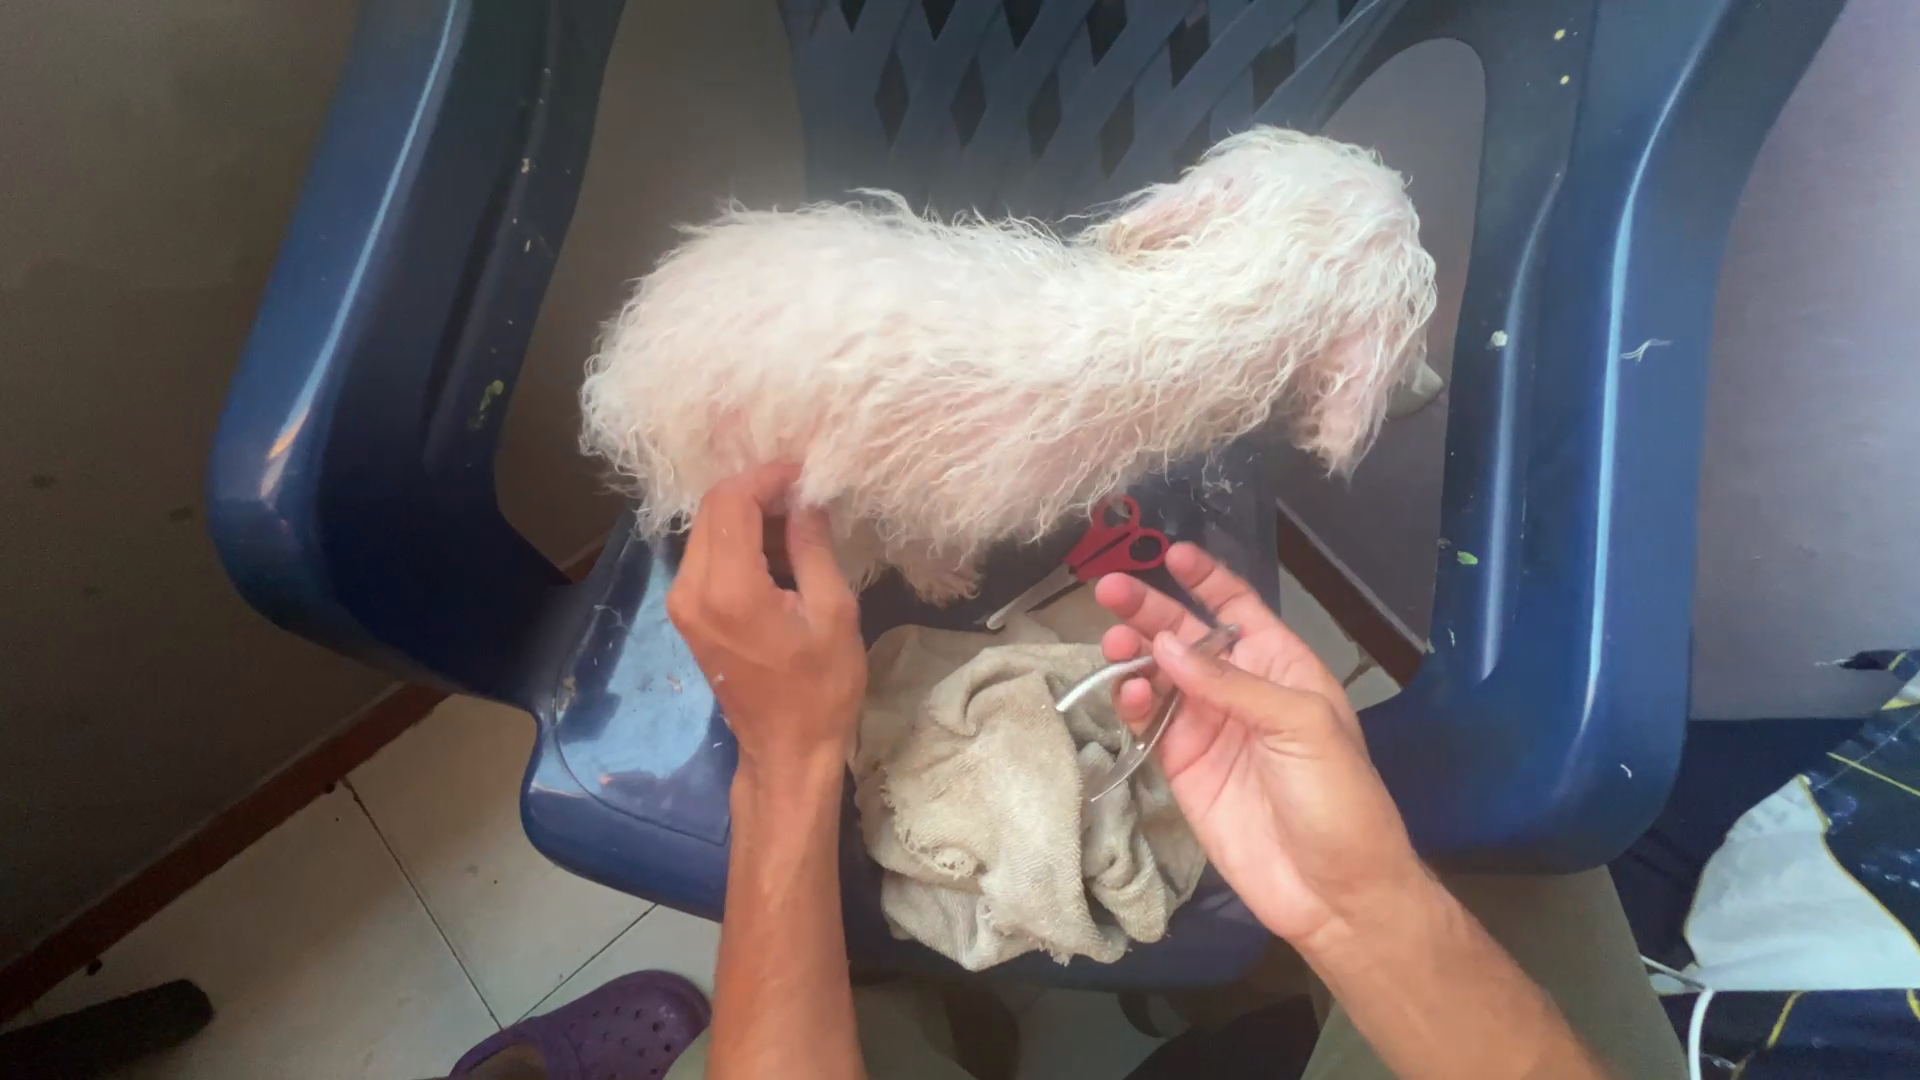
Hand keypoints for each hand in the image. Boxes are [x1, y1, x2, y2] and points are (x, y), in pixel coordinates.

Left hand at [667, 465, 866, 775]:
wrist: (787, 749)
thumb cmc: (821, 687)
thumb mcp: (834, 611)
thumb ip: (813, 545)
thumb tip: (807, 497)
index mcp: (730, 589)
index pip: (732, 502)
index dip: (768, 477)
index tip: (807, 476)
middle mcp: (692, 590)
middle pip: (713, 509)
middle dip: (760, 493)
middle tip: (807, 498)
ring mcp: (683, 604)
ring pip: (708, 529)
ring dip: (751, 517)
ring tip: (800, 527)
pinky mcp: (688, 614)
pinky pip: (708, 556)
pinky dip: (741, 541)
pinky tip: (779, 554)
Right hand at [1095, 543, 1428, 956]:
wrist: (1330, 892)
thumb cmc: (1337, 797)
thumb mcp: (1300, 726)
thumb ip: (1230, 683)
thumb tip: (1165, 644)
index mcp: (1278, 666)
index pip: (1237, 608)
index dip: (1206, 579)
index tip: (1171, 554)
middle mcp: (1235, 686)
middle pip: (1184, 634)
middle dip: (1149, 609)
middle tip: (1109, 590)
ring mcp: (1204, 723)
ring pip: (1157, 672)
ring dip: (1132, 652)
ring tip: (1114, 645)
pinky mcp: (1178, 760)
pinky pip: (1147, 717)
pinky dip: (1132, 699)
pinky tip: (1130, 693)